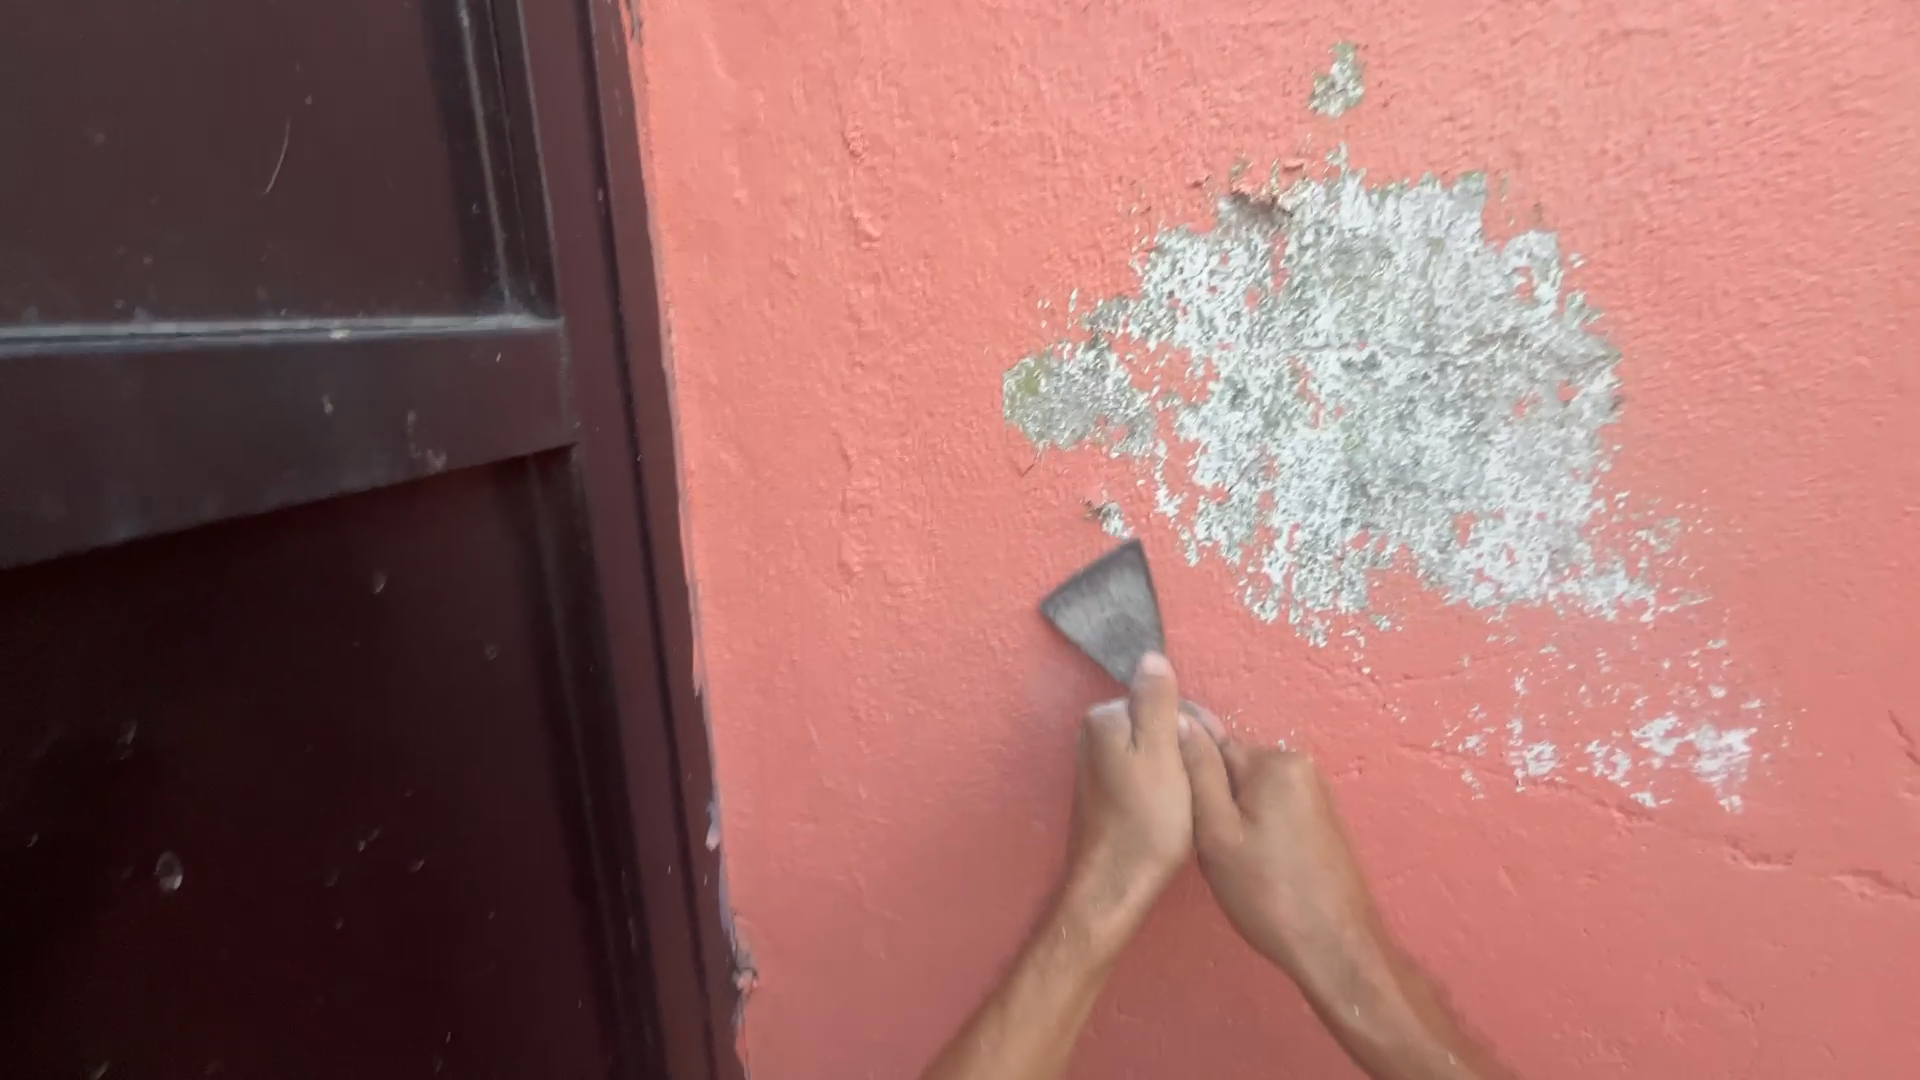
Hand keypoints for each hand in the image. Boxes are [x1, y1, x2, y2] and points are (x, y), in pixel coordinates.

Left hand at [1060, 653, 1192, 945]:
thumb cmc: (1147, 819)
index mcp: (1106, 716)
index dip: (1197, 725)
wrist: (1115, 882)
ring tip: (1193, 797)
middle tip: (1205, 781)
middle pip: (1157, 722)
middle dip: (1186, 744)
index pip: (1165, 700)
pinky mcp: (1104, 788)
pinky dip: (1163, 783)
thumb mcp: (1163, 752)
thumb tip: (1152, 656)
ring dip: (1178, 765)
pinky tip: (1174, 807)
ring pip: (1154, 748)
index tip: (1213, 755)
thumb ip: (1157, 701)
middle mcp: (1094, 733)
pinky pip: (1143, 771)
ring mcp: (1097, 761)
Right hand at [1177, 723, 1392, 1007]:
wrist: (1337, 952)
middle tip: (1209, 844)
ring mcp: (1313, 791)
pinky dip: (1254, 827)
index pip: (1209, 745)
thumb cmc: (1268, 893)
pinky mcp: (1319, 817)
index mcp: (1274, 761)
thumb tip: (1179, 718)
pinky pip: (1269, 806)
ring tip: (1233, 858)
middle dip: (1213, 799)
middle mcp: (1299, 765)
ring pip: (1247, 790)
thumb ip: (1197, 770)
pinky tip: (1255, 862)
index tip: (1187, 815)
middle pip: (1230, 767)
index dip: (1190, 780)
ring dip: (1232, 816)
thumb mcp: (1216, 831)